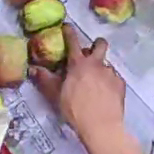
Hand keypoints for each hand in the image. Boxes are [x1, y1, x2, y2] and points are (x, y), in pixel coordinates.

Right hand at [28, 27, 123, 141]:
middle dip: (96, 44)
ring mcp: (111, 73)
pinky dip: (109, 82)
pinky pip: (114, 78)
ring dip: (101, 68)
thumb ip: (45, 79)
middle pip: (100, 44)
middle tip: (90, 53)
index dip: (69, 31)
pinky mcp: (121, 85)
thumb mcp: (56, 94)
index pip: (73, 41)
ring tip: (96, 82)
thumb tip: (33, 68)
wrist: (101, 126)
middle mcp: (96, 64)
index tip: (67, 26)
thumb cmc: (75, 109)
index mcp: (78, 63)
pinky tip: (105, 94)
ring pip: (106, 63)